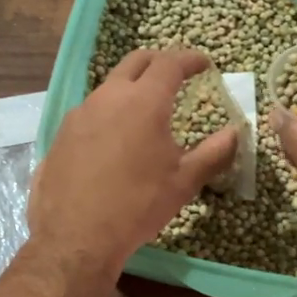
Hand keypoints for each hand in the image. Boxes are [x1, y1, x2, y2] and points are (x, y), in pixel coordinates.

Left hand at [30, 50, 237, 271]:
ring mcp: (80, 113)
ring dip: (131, 87)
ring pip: (110, 85)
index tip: (204, 64)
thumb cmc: (137, 205)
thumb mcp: (183, 182)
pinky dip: (110, 111)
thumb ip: (213, 153)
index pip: (170, 63)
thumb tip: (236, 133)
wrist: (75, 236)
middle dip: (159, 61)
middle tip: (176, 74)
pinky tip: (115, 137)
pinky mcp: (61, 133)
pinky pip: (91, 110)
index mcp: (143, 101)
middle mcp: (109, 96)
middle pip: (136, 61)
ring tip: (146, 109)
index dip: (190, 59)